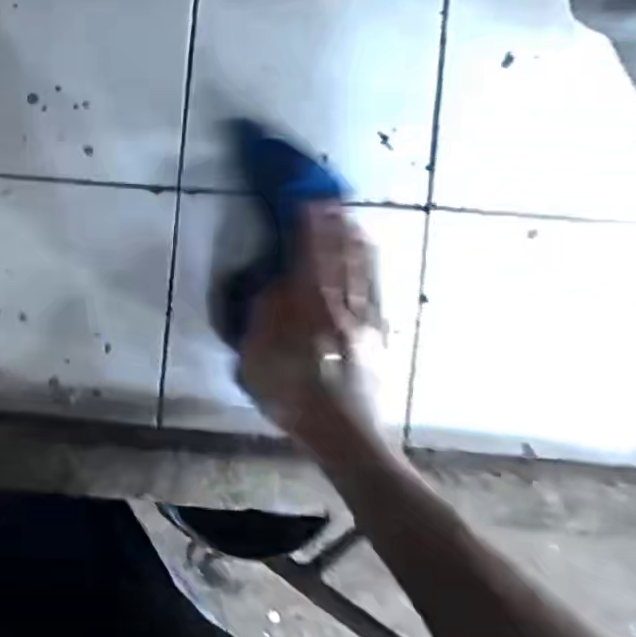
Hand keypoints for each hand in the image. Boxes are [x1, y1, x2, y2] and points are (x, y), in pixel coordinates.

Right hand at [237, 204, 382, 446]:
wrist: (343, 435)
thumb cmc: (288, 394)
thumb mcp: (257, 355)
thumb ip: (266, 316)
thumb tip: (275, 284)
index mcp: (310, 312)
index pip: (310, 260)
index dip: (309, 230)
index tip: (307, 201)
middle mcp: (344, 312)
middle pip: (343, 262)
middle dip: (336, 229)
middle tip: (331, 201)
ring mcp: (366, 325)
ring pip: (364, 275)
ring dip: (355, 245)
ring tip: (351, 221)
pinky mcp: (378, 339)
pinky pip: (376, 293)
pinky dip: (369, 270)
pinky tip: (368, 263)